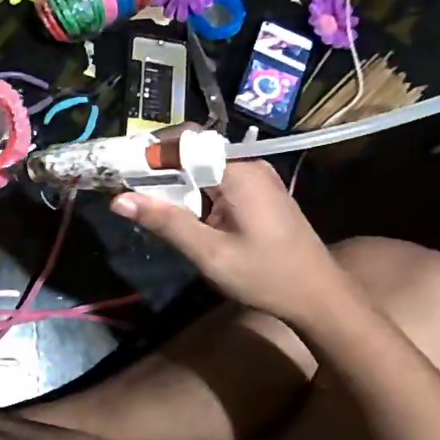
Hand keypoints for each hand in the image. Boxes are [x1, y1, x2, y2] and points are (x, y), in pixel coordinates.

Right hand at [110, 160, 340, 321]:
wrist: (319, 296)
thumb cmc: (266, 276)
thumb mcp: (210, 254)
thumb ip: (166, 222)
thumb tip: (120, 199)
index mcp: (238, 173)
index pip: (185, 142)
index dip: (150, 152)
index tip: (121, 170)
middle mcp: (249, 164)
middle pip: (193, 152)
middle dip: (159, 169)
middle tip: (131, 191)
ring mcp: (257, 176)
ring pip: (204, 167)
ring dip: (177, 182)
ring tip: (151, 205)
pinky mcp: (259, 191)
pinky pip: (218, 180)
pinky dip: (195, 191)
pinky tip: (183, 214)